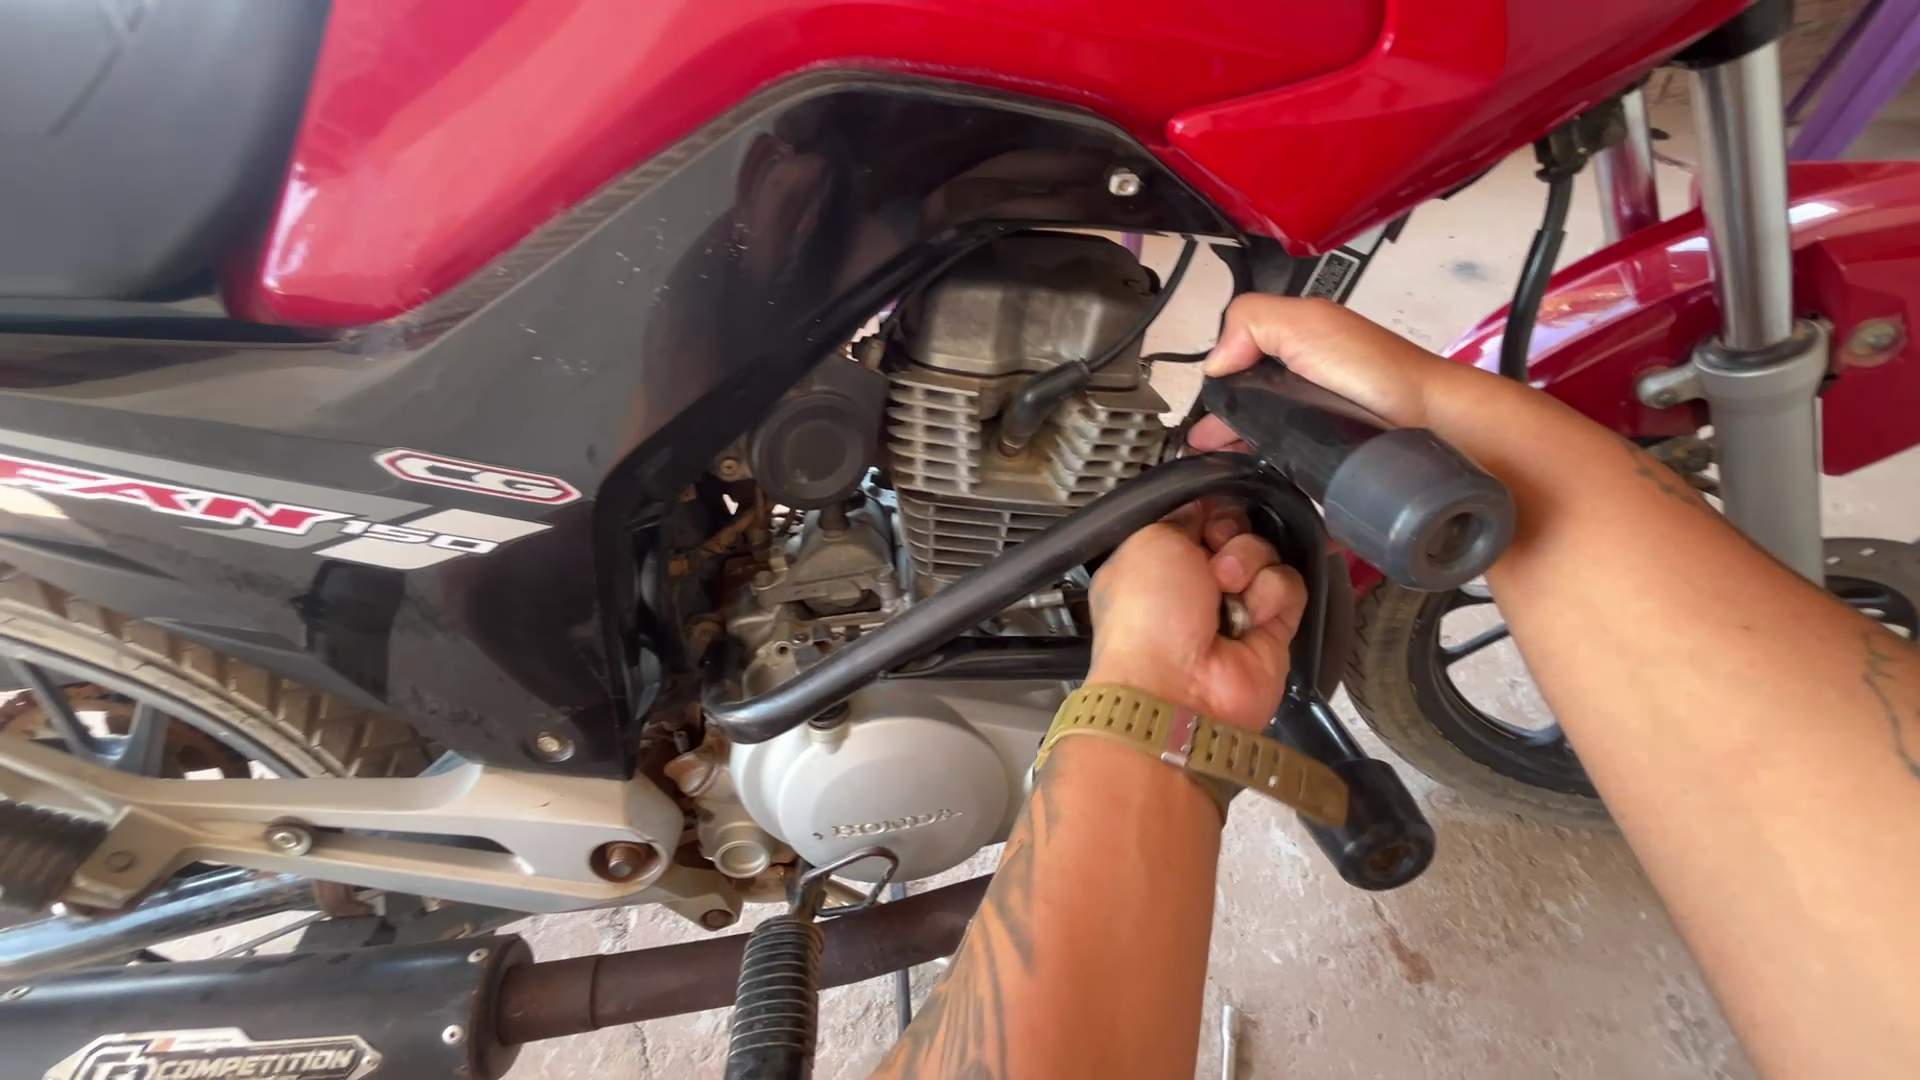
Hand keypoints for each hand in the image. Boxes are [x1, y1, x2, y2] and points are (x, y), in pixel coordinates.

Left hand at [1086, 500, 1306, 731]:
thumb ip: (1179, 515)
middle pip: (1237, 529)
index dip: (1209, 506)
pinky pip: (1288, 586)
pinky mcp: (1272, 628)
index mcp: (1156, 560)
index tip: (1209, 508)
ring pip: (1265, 554)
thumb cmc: (1145, 614)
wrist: (1174, 686)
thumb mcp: (1147, 541)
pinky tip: (1250, 615)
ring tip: (1226, 587)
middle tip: (1214, 551)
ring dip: (1248, 563)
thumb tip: (1204, 503)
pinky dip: (1271, 595)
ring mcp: (1234, 605)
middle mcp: (1194, 582)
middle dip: (1230, 532)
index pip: (1198, 516)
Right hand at [1188, 295, 1474, 453]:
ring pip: (1251, 437)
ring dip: (1230, 453)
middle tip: (1197, 453)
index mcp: (1289, 347)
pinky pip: (1273, 462)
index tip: (1196, 416)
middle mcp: (1294, 386)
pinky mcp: (1315, 456)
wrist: (1424, 421)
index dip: (1213, 387)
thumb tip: (1213, 365)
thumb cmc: (1369, 370)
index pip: (1234, 366)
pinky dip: (1255, 470)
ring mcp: (1304, 423)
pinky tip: (1242, 483)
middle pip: (1237, 408)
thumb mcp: (1306, 322)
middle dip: (1214, 428)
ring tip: (1213, 473)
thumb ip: (1251, 322)